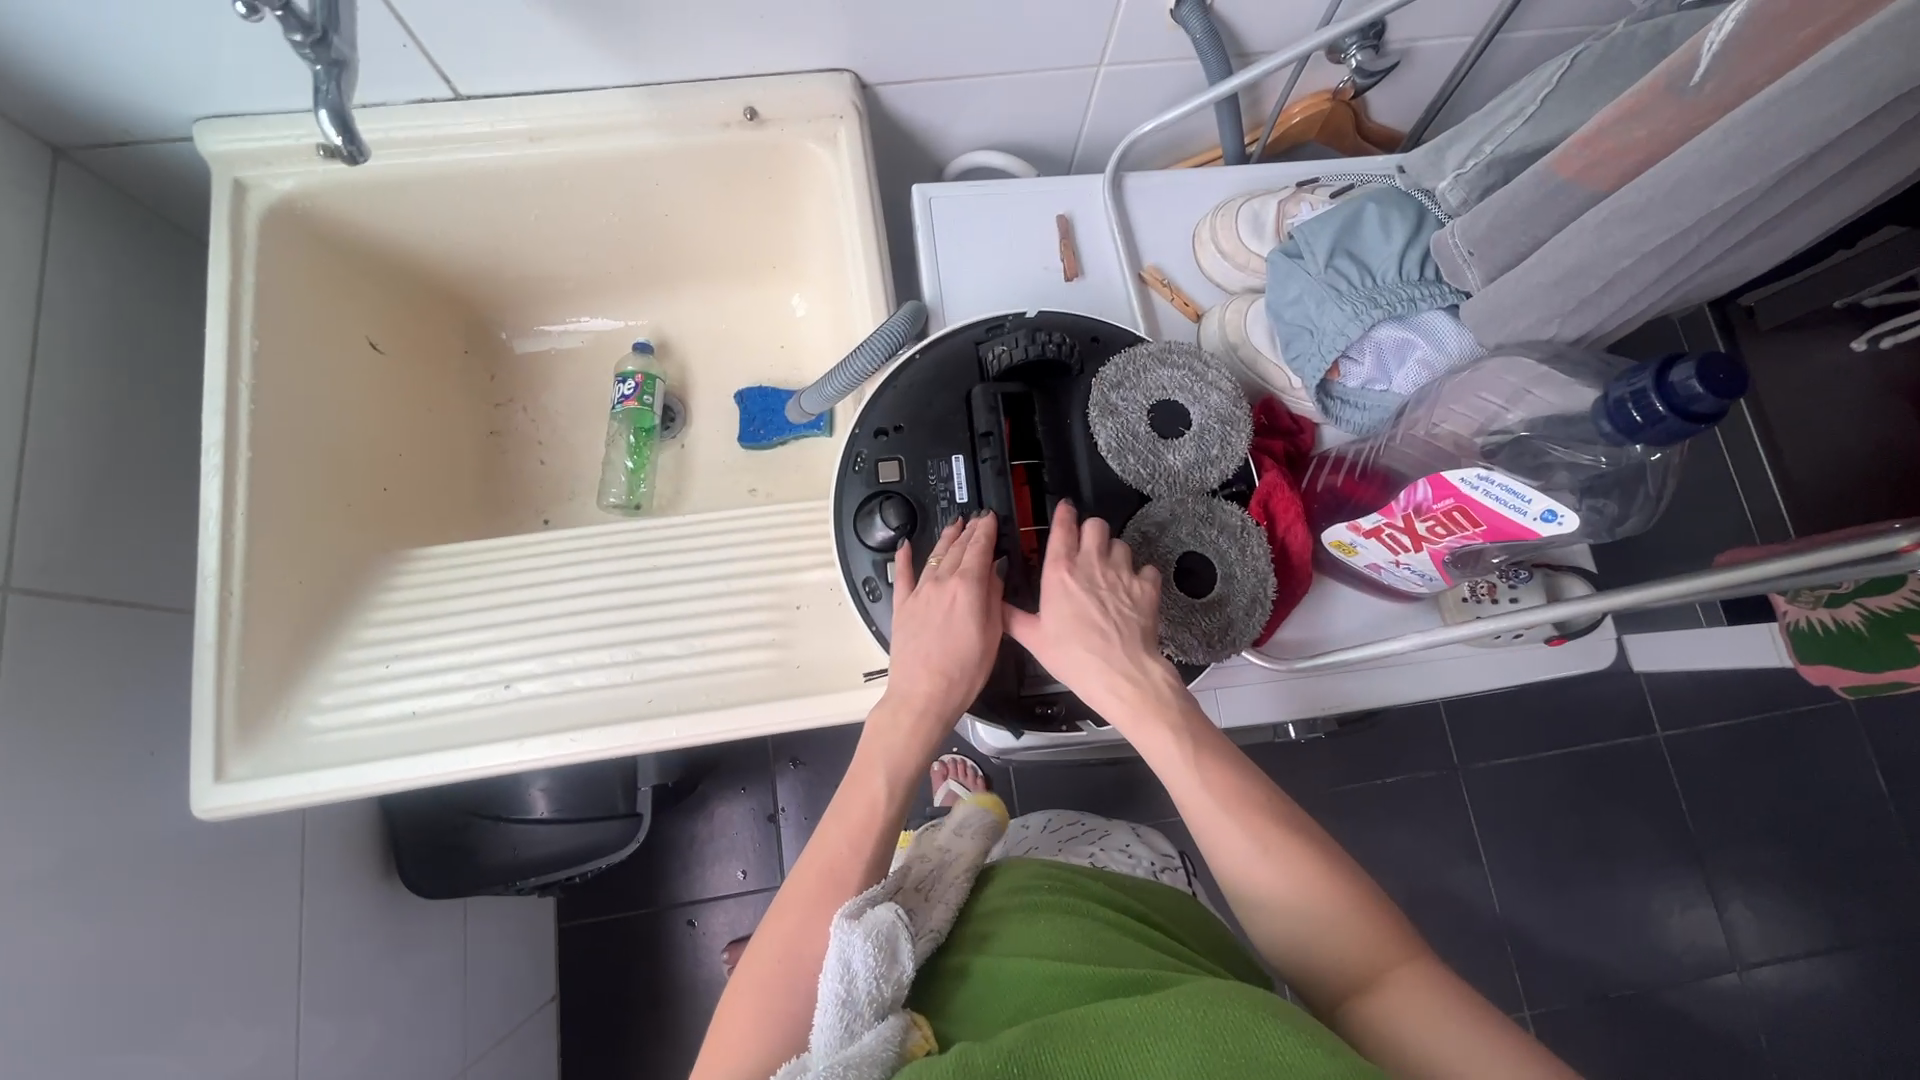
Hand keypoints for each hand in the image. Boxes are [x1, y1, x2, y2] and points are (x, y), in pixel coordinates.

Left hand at [876, 513, 1004, 753]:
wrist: (923, 695)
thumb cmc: (961, 673)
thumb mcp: (992, 635)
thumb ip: (993, 598)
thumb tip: (994, 573)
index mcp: (968, 588)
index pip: (980, 548)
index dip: (986, 530)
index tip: (989, 519)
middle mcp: (941, 584)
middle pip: (958, 548)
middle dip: (969, 530)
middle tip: (976, 519)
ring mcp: (919, 594)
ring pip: (934, 557)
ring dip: (946, 538)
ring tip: (954, 525)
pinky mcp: (902, 607)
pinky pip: (902, 575)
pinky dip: (903, 558)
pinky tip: (905, 546)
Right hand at [1004, 502, 1182, 722]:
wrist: (1120, 673)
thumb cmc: (1076, 658)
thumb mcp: (1033, 638)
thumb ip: (1011, 616)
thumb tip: (995, 606)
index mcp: (1060, 572)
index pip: (1063, 526)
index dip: (1064, 513)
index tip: (1065, 509)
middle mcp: (1091, 564)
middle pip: (1096, 524)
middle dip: (1091, 530)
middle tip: (1087, 545)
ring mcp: (1122, 573)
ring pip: (1121, 543)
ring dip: (1114, 553)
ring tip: (1108, 571)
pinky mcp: (1146, 587)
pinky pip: (1146, 568)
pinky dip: (1140, 575)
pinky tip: (1132, 589)